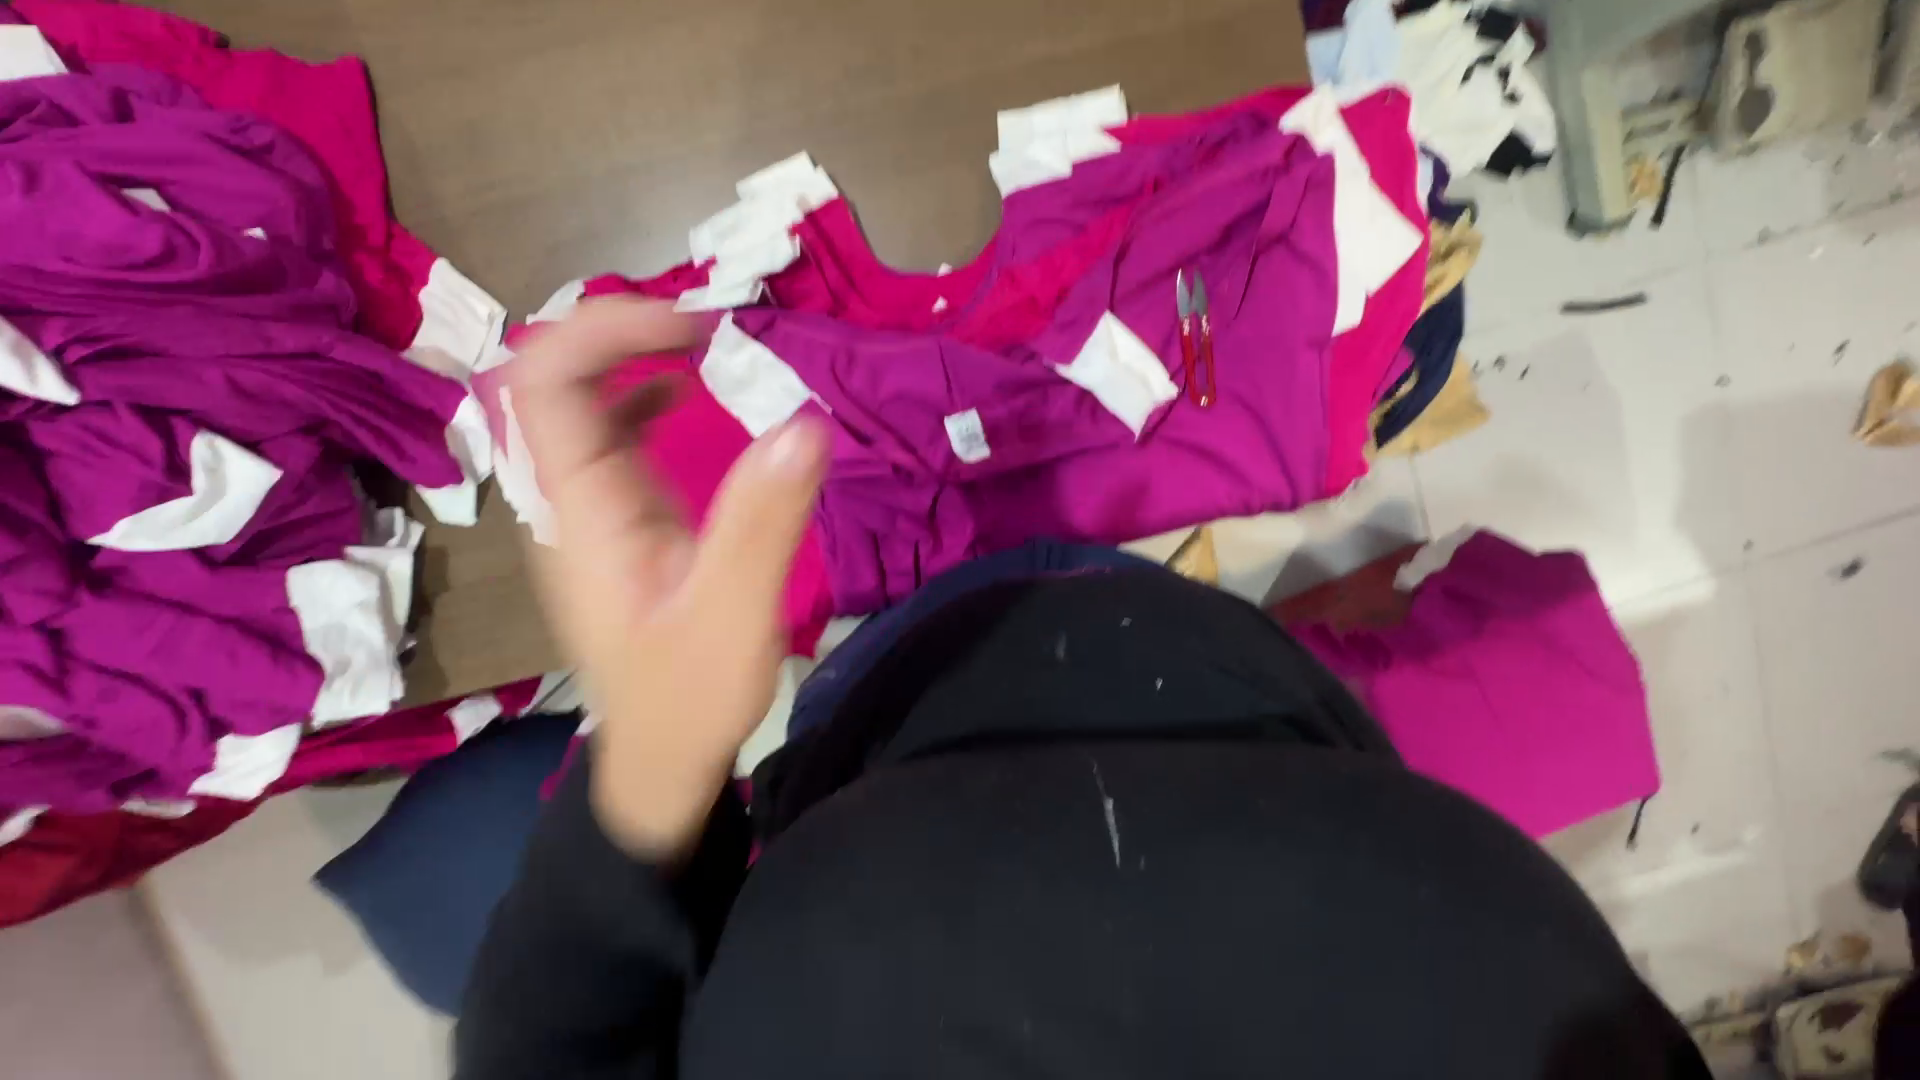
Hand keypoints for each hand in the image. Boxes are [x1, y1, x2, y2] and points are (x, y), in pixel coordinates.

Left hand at [510, 299, 827, 856]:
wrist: (658, 759)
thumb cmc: (688, 697)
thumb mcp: (733, 614)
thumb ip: (762, 521)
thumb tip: (804, 422)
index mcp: (580, 513)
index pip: (545, 383)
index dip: (606, 330)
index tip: (692, 329)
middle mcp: (568, 499)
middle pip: (553, 378)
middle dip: (621, 333)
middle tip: (704, 330)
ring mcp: (587, 510)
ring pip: (580, 403)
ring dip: (633, 359)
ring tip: (705, 347)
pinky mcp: (615, 523)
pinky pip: (610, 437)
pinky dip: (645, 398)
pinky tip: (687, 396)